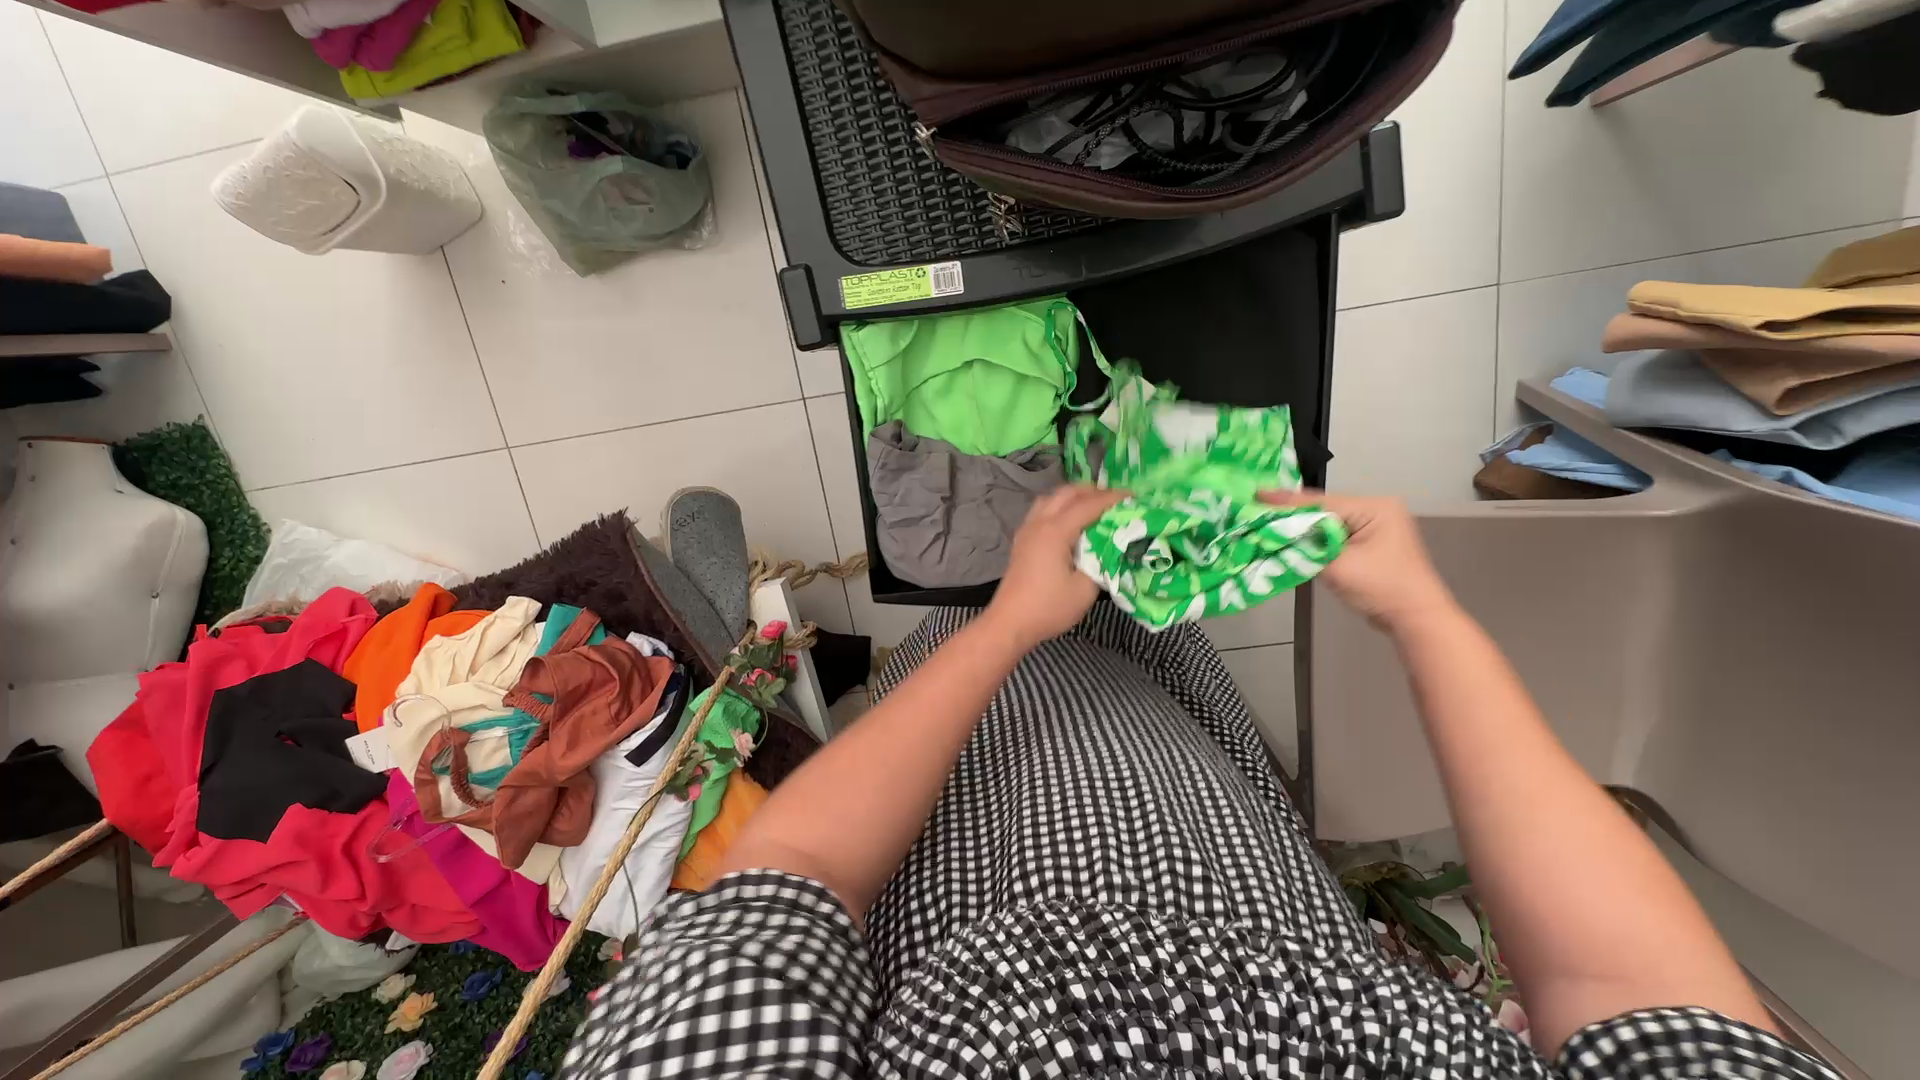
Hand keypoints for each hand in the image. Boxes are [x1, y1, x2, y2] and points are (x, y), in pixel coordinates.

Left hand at [981, 486, 1128, 651]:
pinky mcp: (1022, 541)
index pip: (1089, 505)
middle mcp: (1039, 523)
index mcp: (1055, 531)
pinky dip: (1059, 507)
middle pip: (1067, 493)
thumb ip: (1103, 563)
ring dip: (1073, 496)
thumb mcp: (1086, 589)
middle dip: (1093, 491)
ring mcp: (1027, 530)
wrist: (1010, 622)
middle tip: (1115, 499)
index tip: (1134, 496)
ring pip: (1051, 499)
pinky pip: (1042, 511)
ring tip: (1093, 505)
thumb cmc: (1049, 608)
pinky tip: (1070, 521)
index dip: (1113, 498)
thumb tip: (1112, 548)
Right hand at [1258, 489, 1457, 633]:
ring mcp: (1375, 527)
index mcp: (1374, 507)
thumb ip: (1306, 547)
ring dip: (1301, 528)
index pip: (1320, 501)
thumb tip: (1276, 535)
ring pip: (1327, 523)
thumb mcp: (1338, 565)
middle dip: (1291, 514)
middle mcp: (1376, 510)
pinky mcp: (1370, 544)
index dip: (1285, 501)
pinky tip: (1292, 540)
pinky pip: (1335, 536)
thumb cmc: (1382, 587)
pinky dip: (1315, 540)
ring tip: (1266, 522)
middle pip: (1323, 510)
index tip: (1256, 493)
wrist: (1417, 618)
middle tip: (1256, 509)